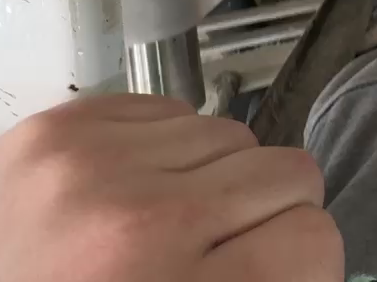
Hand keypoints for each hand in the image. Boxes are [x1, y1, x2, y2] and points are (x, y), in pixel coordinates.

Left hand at [0, 94, 342, 281]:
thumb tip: (309, 257)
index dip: (308, 263)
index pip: (313, 241)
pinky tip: (127, 190)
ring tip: (166, 221)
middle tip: (226, 250)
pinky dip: (169, 151)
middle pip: (289, 172)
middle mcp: (138, 217)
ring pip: (236, 135)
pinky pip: (176, 110)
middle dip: (269, 215)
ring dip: (217, 178)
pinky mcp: (62, 121)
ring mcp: (95, 158)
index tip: (279, 274)